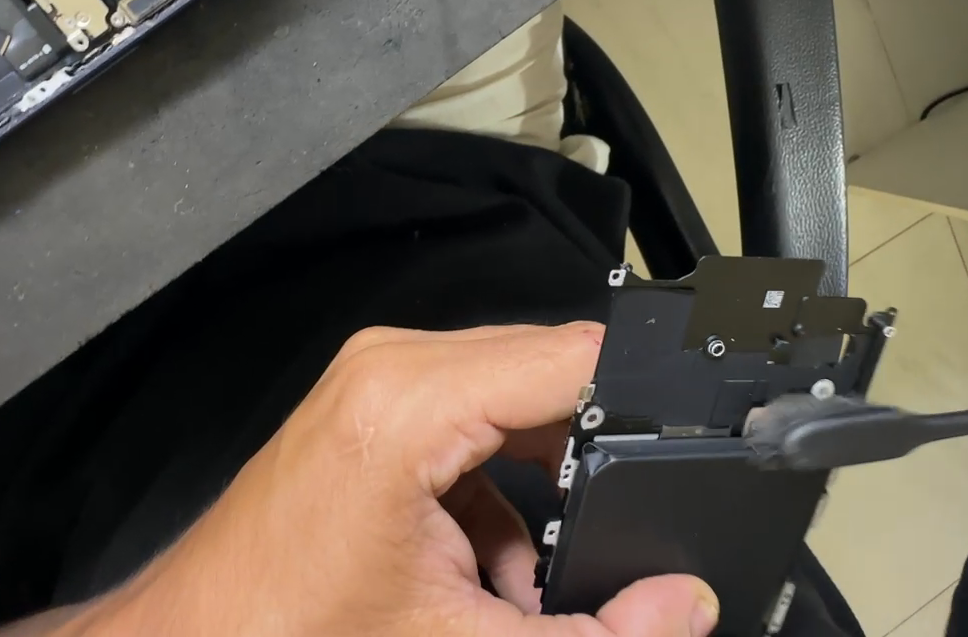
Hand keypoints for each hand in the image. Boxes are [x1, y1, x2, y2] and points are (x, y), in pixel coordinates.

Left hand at [61, 324, 719, 636]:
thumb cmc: (288, 634)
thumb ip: (589, 635)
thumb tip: (678, 606)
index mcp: (409, 403)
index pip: (566, 357)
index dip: (636, 394)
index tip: (680, 439)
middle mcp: (394, 364)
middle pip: (542, 367)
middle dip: (587, 448)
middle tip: (598, 533)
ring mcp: (380, 372)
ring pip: (511, 390)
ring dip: (542, 467)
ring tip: (527, 566)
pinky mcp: (375, 394)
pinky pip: (471, 407)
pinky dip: (500, 472)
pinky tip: (491, 557)